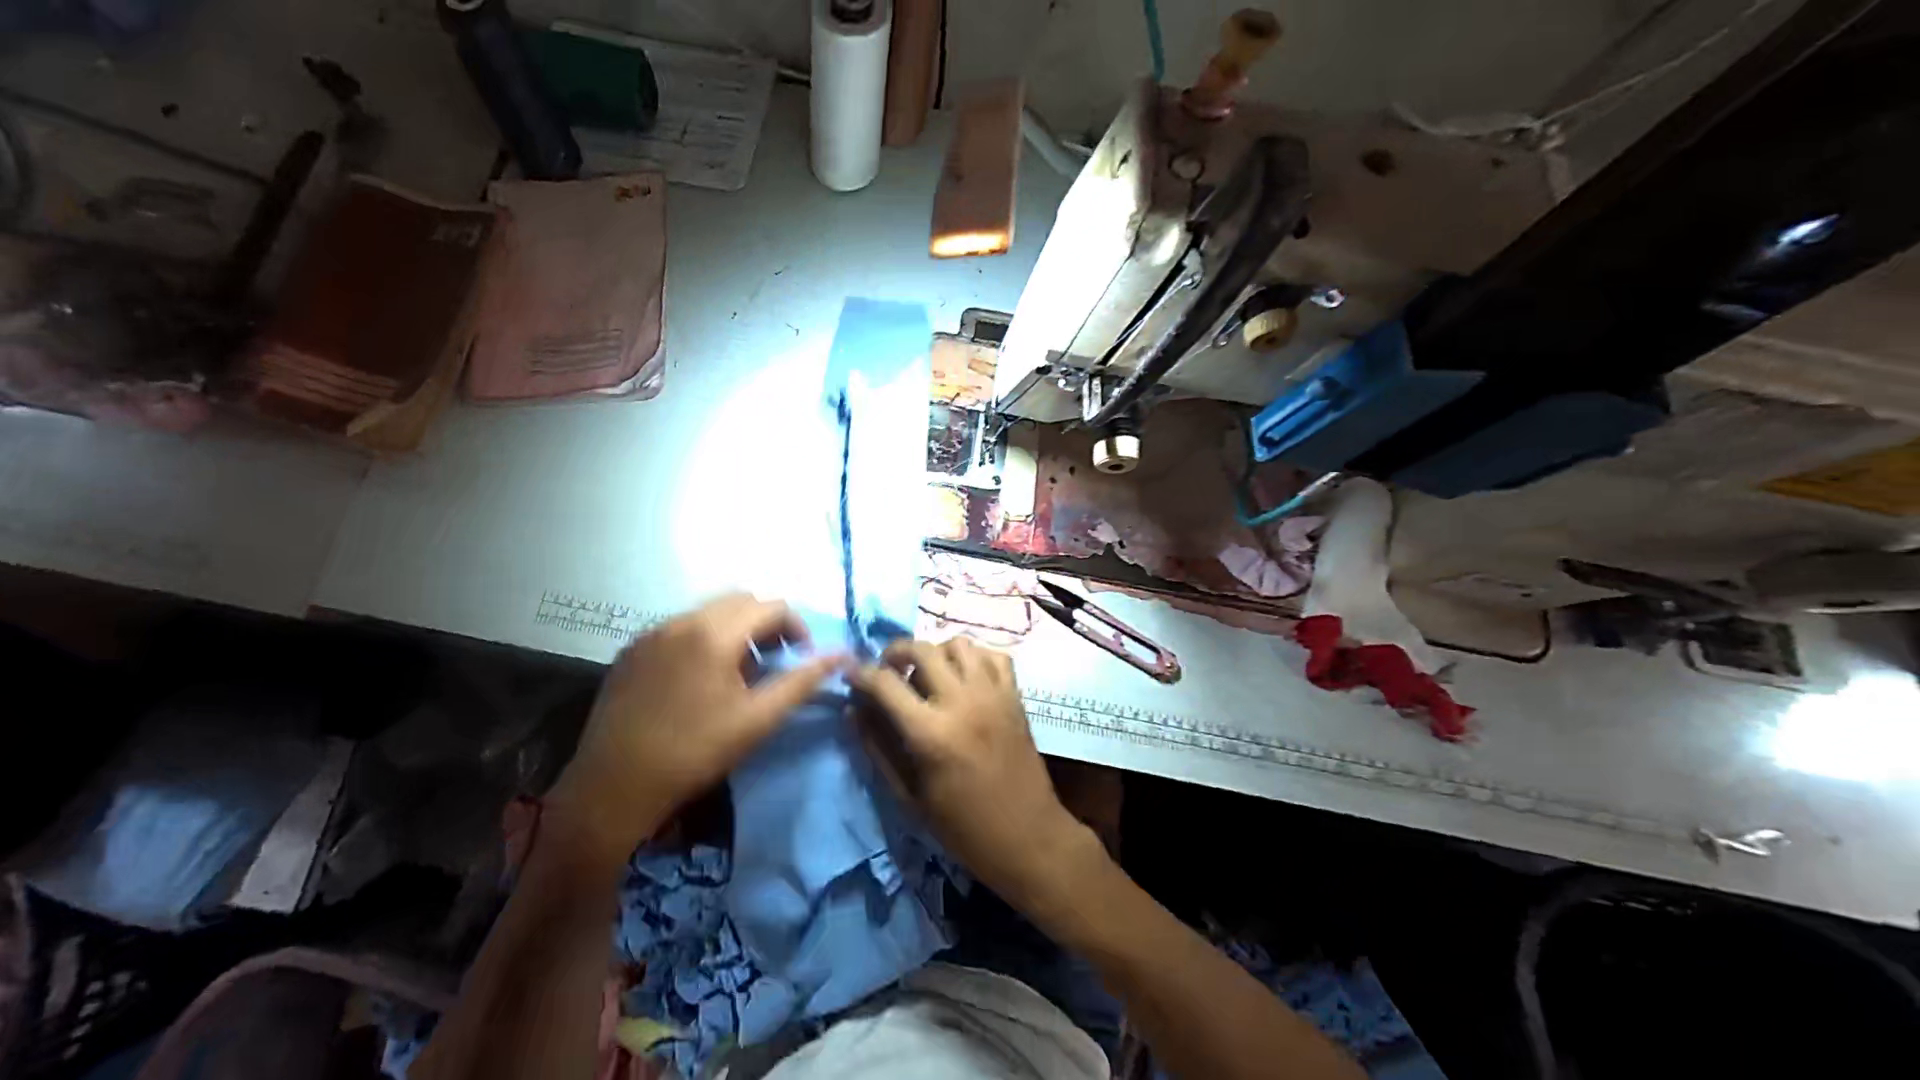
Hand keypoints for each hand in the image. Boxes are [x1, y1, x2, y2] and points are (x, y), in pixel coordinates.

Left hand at [546, 594, 841, 858]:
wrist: (615, 786)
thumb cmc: (696, 752)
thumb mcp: (759, 718)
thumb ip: (803, 680)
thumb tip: (843, 655)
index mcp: (714, 632)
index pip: (772, 606)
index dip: (797, 628)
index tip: (801, 660)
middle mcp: (681, 620)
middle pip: (739, 601)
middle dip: (766, 625)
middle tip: (773, 664)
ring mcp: (651, 633)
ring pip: (708, 612)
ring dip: (734, 631)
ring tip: (738, 674)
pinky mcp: (631, 651)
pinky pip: (679, 628)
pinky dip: (702, 640)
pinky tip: (699, 681)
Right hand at [850, 638, 1092, 906]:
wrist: (1027, 836)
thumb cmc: (962, 827)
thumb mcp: (909, 796)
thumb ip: (878, 748)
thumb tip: (853, 709)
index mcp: (931, 733)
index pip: (885, 683)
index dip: (860, 675)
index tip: (851, 676)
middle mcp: (962, 701)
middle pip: (921, 649)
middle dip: (894, 653)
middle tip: (887, 670)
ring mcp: (993, 694)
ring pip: (958, 643)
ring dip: (935, 651)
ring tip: (927, 673)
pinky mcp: (1015, 696)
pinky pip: (993, 655)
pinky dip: (973, 657)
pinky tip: (963, 677)